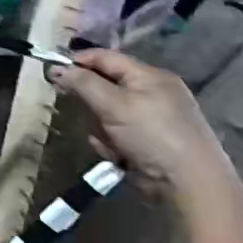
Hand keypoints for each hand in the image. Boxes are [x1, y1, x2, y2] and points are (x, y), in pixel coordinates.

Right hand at [49, 49, 235, 201]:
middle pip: (102, 85)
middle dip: (91, 102)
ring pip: (105, 111)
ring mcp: (152, 118)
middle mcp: (153, 92)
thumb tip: (55, 68)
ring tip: (109, 140)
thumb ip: (82, 82)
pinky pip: (115, 131)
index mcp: (150, 76)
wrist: (189, 185)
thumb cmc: (152, 135)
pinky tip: (118, 153)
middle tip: (87, 113)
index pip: (104, 57)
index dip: (76, 61)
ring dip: (100, 126)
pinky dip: (111, 141)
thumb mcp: (113, 104)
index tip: (53, 74)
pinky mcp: (148, 140)